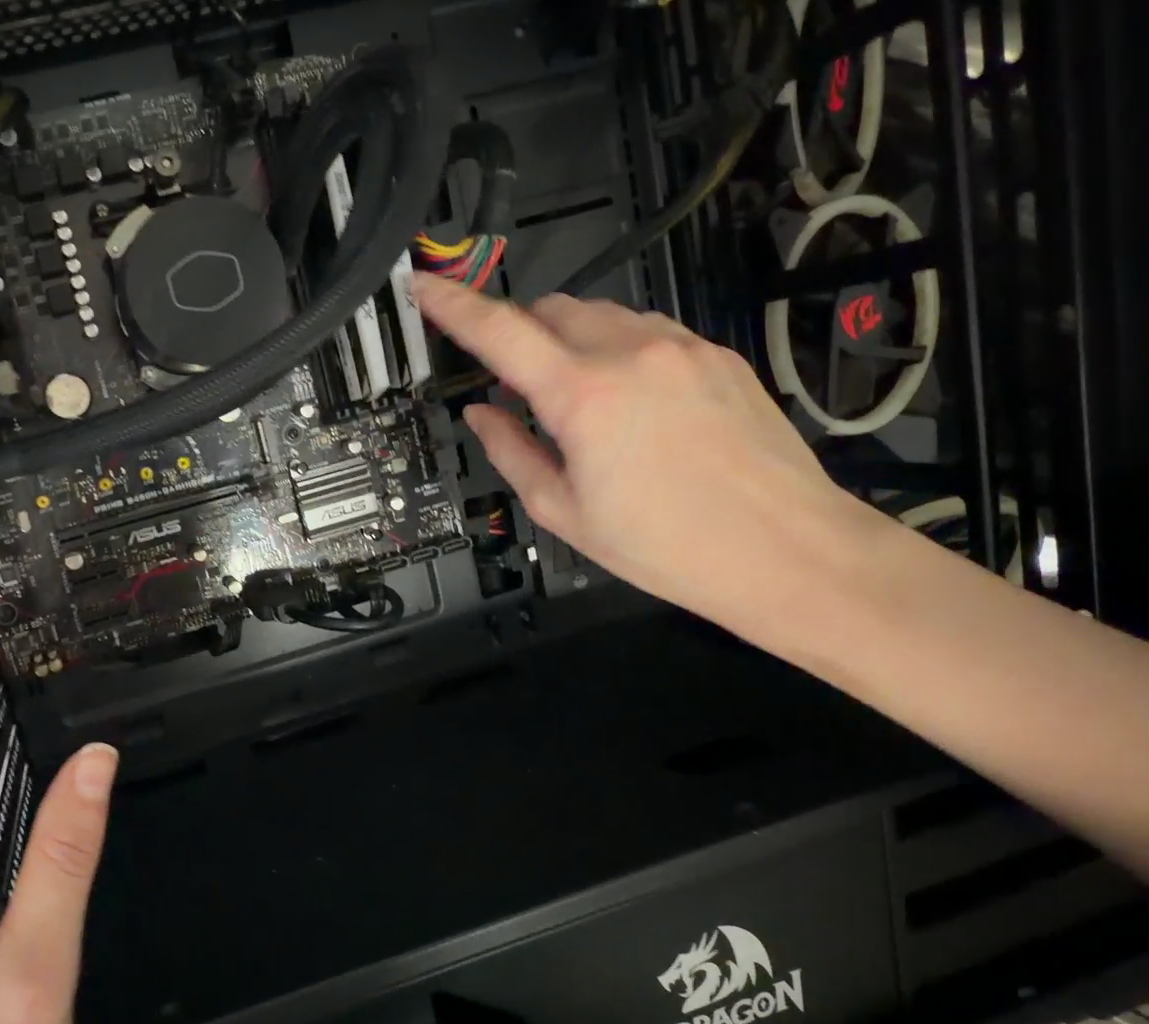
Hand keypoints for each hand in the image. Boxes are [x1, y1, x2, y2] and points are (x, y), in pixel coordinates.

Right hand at [414, 274, 872, 631]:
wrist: (786, 549)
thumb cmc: (669, 545)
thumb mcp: (564, 512)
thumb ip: (510, 453)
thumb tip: (482, 416)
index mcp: (584, 397)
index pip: (498, 331)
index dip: (451, 305)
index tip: (424, 287)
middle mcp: (633, 354)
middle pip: (548, 309)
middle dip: (515, 332)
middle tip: (509, 380)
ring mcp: (681, 348)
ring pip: (598, 313)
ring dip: (566, 339)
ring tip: (573, 396)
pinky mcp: (716, 354)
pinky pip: (645, 328)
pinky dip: (614, 347)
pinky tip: (624, 397)